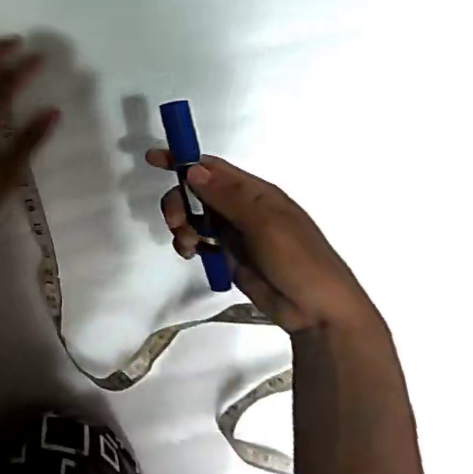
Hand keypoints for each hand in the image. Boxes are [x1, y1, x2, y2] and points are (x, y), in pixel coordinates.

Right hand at [146, 150, 376, 332]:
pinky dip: (188, 242)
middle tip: (175, 222)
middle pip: (196, 191)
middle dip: (178, 201)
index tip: (153, 159)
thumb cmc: (300, 262)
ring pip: (194, 215)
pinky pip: (199, 239)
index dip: (182, 160)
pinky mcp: (229, 255)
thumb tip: (193, 170)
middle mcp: (242, 207)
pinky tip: (191, 252)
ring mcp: (235, 232)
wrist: (319, 314)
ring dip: (182, 224)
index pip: (212, 168)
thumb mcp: (266, 225)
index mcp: (255, 193)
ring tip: (188, 244)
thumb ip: (228, 197)